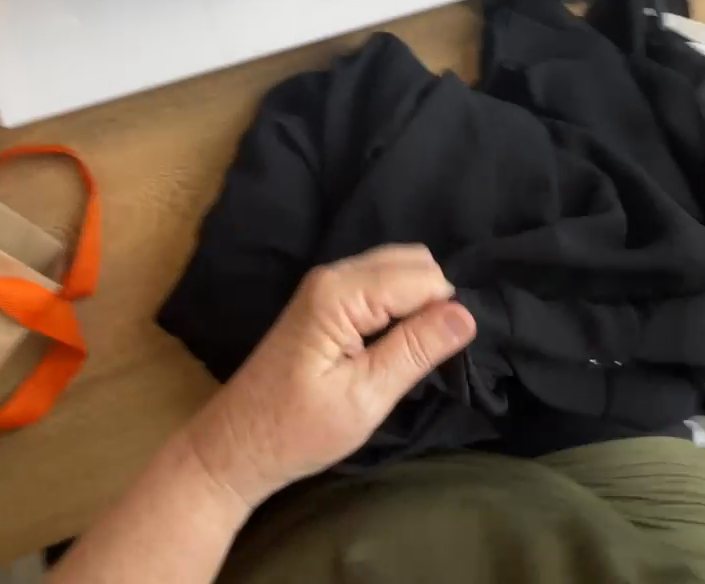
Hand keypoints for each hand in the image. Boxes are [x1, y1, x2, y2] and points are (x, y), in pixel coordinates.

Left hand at [181, 245, 476, 507]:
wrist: (237, 443)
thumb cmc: (298, 430)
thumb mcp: (365, 399)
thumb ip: (415, 350)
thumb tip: (467, 315)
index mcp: (340, 293)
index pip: (421, 276)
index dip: (443, 312)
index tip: (441, 356)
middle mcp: (333, 273)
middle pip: (412, 262)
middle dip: (433, 300)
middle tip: (427, 355)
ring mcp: (327, 282)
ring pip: (398, 267)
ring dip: (418, 302)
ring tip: (413, 351)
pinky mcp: (326, 296)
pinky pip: (380, 281)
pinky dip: (399, 303)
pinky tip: (393, 342)